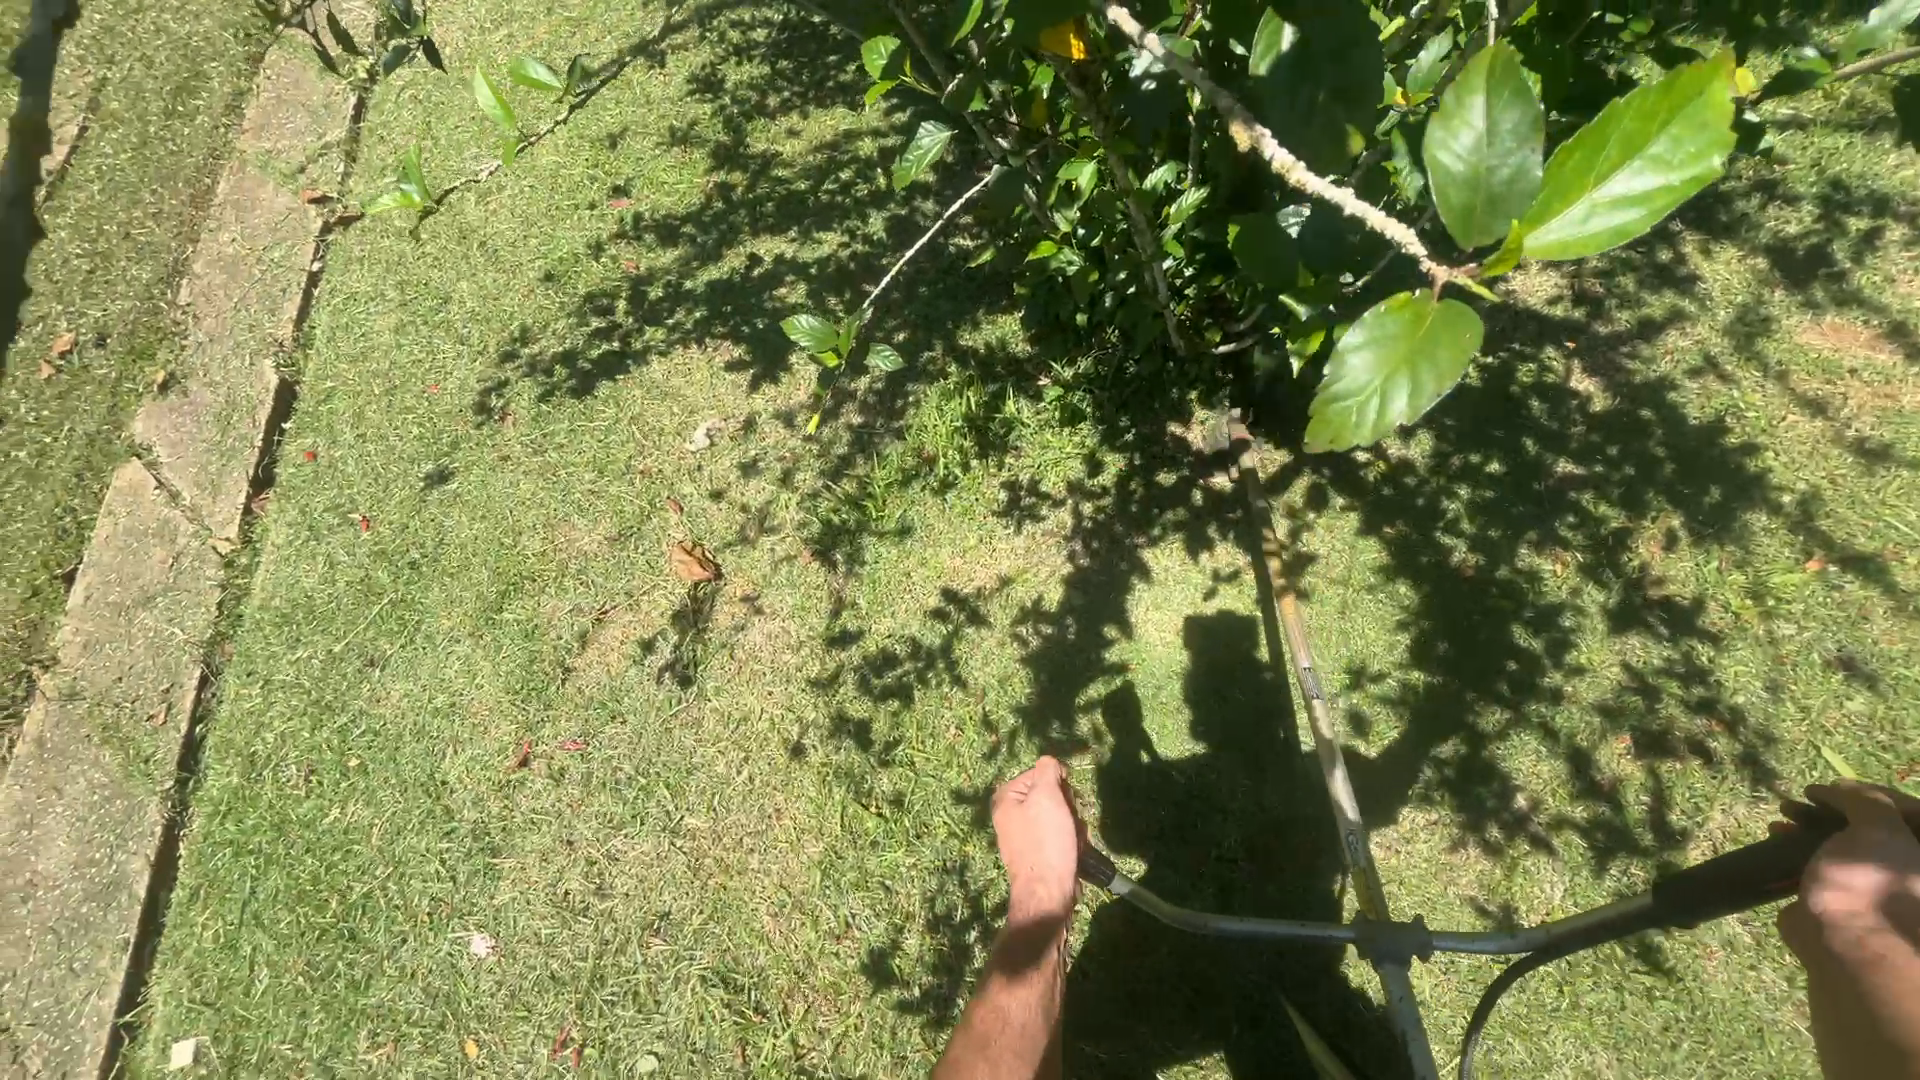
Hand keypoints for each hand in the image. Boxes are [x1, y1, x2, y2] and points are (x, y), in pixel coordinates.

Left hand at [991, 757, 1082, 927]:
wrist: (1047, 893)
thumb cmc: (1045, 841)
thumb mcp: (1046, 795)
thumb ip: (1047, 769)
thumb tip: (1051, 763)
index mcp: (1007, 797)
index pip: (1041, 773)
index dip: (1059, 784)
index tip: (1065, 800)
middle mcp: (1010, 813)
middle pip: (1051, 795)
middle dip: (1068, 808)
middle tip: (1070, 822)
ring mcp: (1023, 834)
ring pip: (1059, 816)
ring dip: (1073, 825)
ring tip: (1073, 840)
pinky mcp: (1037, 852)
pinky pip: (1059, 835)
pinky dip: (1070, 841)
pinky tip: (1074, 851)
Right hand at [1778, 781, 1919, 954]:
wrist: (1852, 945)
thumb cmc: (1874, 885)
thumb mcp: (1878, 830)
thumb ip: (1866, 802)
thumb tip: (1844, 788)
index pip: (1914, 812)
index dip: (1875, 794)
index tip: (1836, 788)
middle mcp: (1912, 872)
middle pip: (1881, 827)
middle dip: (1838, 809)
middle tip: (1806, 799)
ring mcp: (1883, 888)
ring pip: (1849, 843)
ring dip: (1814, 824)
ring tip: (1785, 814)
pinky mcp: (1850, 897)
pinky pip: (1828, 861)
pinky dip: (1803, 846)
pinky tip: (1778, 837)